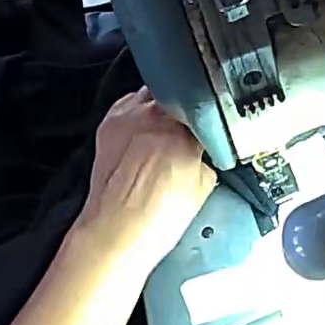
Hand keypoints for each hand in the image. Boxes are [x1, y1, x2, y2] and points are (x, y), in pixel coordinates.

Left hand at [72, 88, 216, 276]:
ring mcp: (131, 115)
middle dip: (188, 110)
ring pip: (156, 93)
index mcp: (187, 129)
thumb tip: (206, 149)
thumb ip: (208, 157)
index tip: (214, 128)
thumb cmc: (155, 218)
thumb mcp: (203, 188)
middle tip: (191, 130)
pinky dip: (140, 113)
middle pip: (181, 95)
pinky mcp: (110, 122)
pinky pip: (131, 103)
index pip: (208, 108)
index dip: (212, 119)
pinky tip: (144, 134)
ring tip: (166, 131)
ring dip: (164, 106)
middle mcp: (157, 115)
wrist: (115, 231)